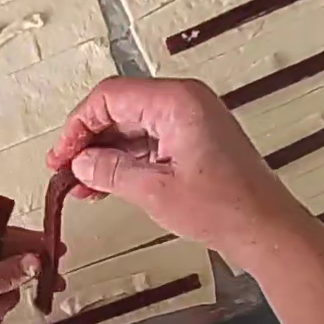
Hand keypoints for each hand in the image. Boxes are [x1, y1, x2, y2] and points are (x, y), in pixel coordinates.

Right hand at [46, 76, 308, 259]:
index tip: (61, 155)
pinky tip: (100, 185)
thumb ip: (110, 172)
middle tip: (63, 170)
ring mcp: (186, 121)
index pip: (110, 97)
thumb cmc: (222, 207)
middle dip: (86, 140)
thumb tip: (79, 163)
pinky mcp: (188, 140)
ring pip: (127, 128)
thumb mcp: (154, 191)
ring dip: (100, 154)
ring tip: (77, 184)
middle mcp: (182, 103)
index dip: (78, 126)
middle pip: (117, 109)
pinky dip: (120, 162)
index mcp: (176, 103)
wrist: (261, 226)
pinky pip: (143, 143)